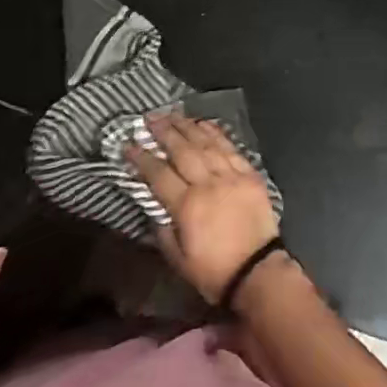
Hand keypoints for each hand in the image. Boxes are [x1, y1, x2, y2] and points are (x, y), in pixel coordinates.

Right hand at [125, 114, 278, 303]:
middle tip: (151, 118)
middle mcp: (209, 183)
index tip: (129, 144)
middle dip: (165, 132)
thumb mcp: (177, 257)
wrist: (257, 270)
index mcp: (187, 205)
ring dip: (189, 127)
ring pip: (207, 144)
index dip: (142, 158)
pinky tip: (206, 125)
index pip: (159, 174)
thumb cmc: (213, 270)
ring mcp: (232, 176)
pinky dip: (218, 134)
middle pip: (183, 150)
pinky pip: (231, 148)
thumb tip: (155, 206)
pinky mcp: (250, 174)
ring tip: (175, 115)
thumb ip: (162, 229)